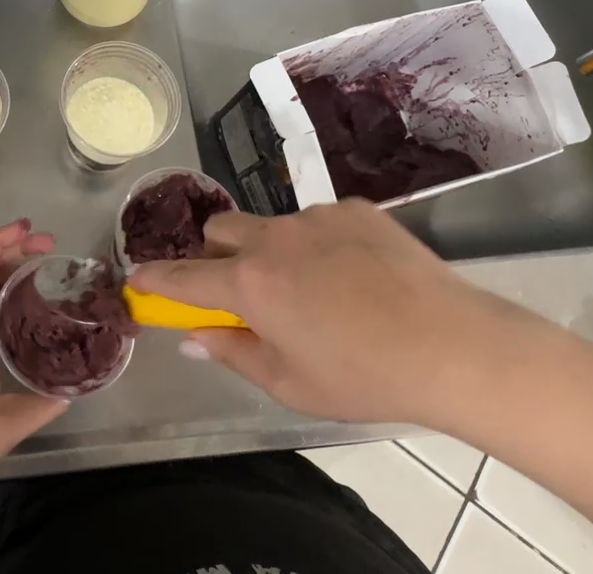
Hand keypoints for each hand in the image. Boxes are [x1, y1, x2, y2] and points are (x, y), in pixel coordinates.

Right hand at [129, 200, 532, 427]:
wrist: (455, 346)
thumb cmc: (365, 377)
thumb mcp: (290, 384)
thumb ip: (233, 352)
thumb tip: (193, 336)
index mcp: (249, 283)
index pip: (183, 277)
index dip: (155, 279)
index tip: (137, 279)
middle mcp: (272, 238)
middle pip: (220, 230)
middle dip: (217, 255)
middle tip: (244, 290)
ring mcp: (315, 217)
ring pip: (272, 225)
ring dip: (274, 251)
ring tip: (319, 290)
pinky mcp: (356, 209)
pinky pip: (319, 220)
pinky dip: (321, 244)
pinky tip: (357, 275)